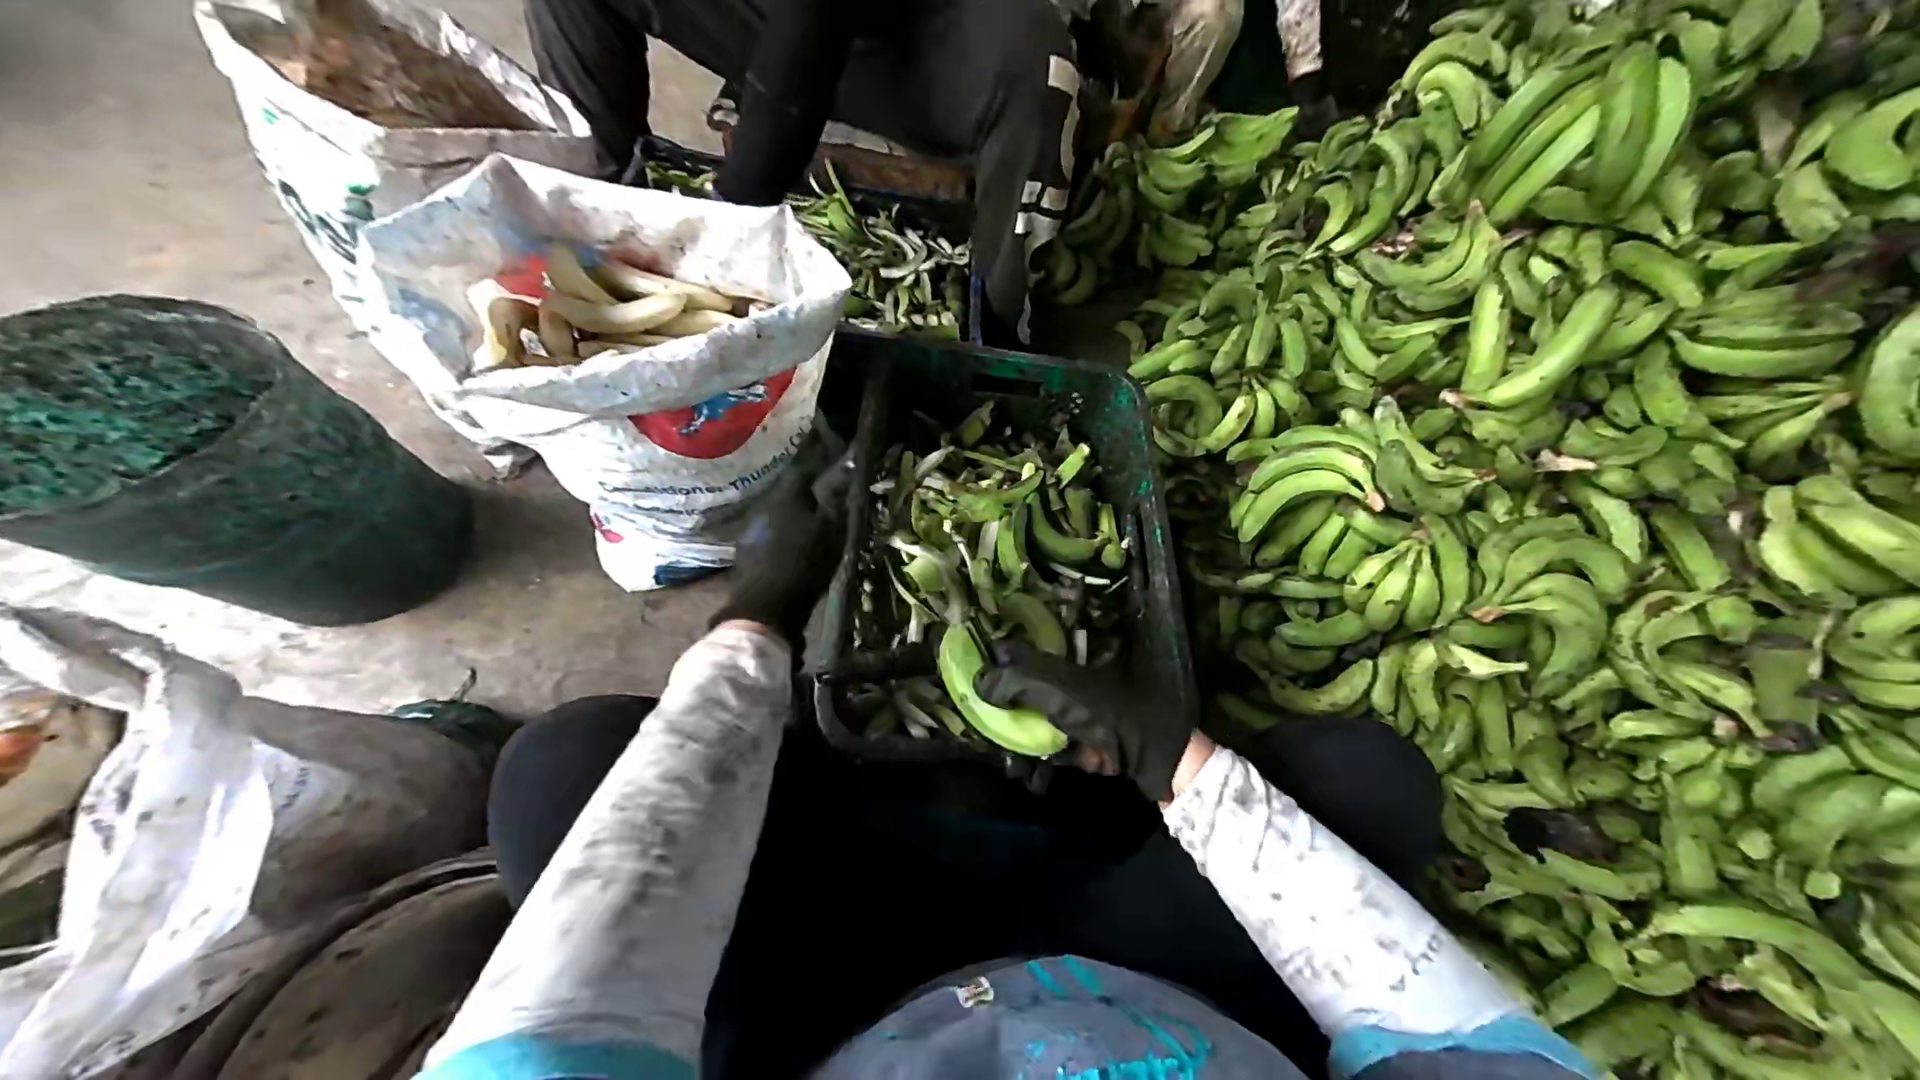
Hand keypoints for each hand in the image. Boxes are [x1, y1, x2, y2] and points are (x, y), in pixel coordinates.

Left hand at [710, 429, 852, 646]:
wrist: (766, 608)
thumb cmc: (804, 565)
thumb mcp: (831, 530)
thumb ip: (837, 499)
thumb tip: (847, 468)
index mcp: (786, 494)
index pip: (805, 466)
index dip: (822, 460)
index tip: (837, 459)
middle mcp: (763, 504)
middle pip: (789, 489)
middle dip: (806, 488)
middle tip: (827, 491)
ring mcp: (751, 528)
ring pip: (777, 510)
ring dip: (793, 511)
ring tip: (811, 518)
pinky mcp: (746, 551)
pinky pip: (770, 531)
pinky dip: (783, 531)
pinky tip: (792, 541)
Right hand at [973, 641, 1192, 801]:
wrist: (1142, 747)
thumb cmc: (1096, 709)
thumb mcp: (1051, 691)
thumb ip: (1012, 684)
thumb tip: (976, 683)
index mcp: (1045, 668)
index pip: (1008, 657)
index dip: (986, 664)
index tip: (965, 681)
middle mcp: (1048, 690)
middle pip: (1009, 698)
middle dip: (994, 719)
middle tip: (981, 735)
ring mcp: (1058, 719)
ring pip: (1022, 731)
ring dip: (1013, 751)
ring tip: (1011, 769)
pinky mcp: (1069, 747)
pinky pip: (1041, 757)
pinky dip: (1034, 769)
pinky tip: (1032, 781)